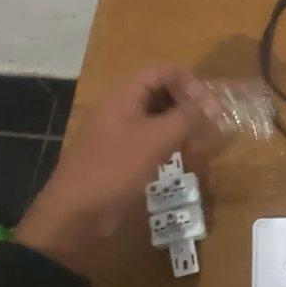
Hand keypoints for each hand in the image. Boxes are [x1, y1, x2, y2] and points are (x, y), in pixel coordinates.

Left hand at [16, 65, 222, 268]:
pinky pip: (148, 139)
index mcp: (123, 95)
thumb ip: (186, 118)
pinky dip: (167, 143)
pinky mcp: (118, 156)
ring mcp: (117, 133)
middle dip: (187, 104)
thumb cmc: (114, 169)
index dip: (190, 83)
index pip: (163, 71)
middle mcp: (119, 108)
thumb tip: (212, 106)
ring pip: (155, 117)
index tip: (209, 108)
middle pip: (160, 91)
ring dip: (179, 125)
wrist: (74, 215)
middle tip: (209, 127)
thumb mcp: (155, 140)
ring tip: (200, 143)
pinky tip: (181, 158)